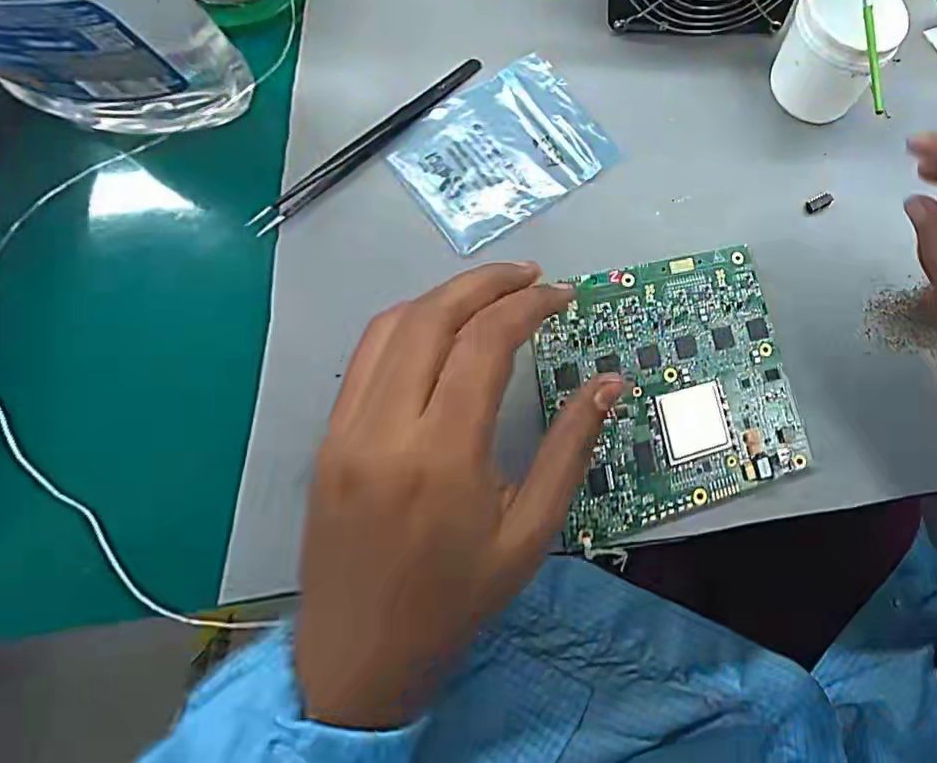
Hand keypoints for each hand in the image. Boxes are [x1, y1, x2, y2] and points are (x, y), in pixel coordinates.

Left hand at [294, 262, 621, 728]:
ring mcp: (345, 430)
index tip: (562, 295)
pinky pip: (366, 356)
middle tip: (531, 275)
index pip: (484, 344)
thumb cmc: (458, 597)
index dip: (528, 306)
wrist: (356, 661)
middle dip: (486, 283)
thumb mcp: (532, 529)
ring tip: (493, 291)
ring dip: (445, 295)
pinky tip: (443, 326)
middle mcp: (385, 429)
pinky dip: (410, 322)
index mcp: (442, 455)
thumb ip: (571, 447)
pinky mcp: (326, 438)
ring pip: (391, 326)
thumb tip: (610, 383)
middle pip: (432, 318)